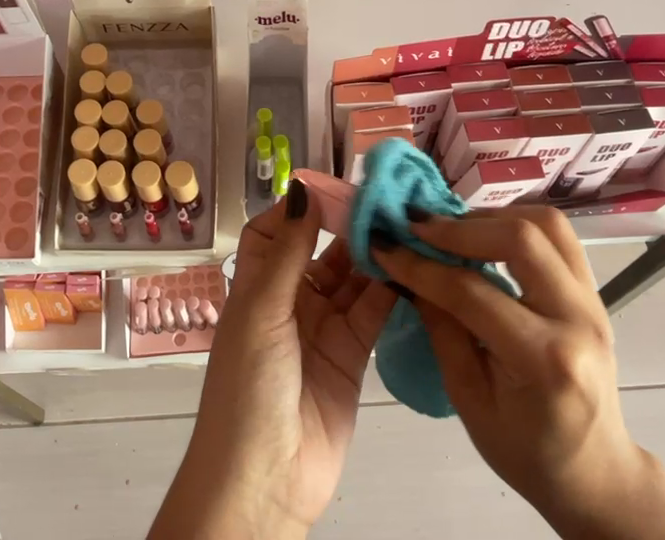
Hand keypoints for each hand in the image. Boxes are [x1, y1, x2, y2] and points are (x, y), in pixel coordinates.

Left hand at [151, 180, 397, 539]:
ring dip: (376, 256)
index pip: (276, 233)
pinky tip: (416, 266)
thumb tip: (301, 188)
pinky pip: (373, 313)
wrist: (265, 478)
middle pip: (321, 252)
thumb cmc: (248, 387)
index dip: (302, 209)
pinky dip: (392, 291)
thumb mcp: (261, 311)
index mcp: (256, 286)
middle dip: (350, 227)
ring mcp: (323, 329)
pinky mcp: (353, 356)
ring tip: (409, 227)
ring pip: (353, 279)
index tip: (337, 186)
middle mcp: (289, 302)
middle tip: (390, 201)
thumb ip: (287, 252)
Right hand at [372, 207, 664, 539]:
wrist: (594, 471)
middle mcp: (578, 320)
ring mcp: (594, 301)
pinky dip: (514, 225)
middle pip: (522, 238)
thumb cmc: (524, 449)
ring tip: (451, 231)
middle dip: (459, 227)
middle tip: (416, 228)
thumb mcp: (468, 399)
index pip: (473, 292)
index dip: (420, 266)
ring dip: (492, 217)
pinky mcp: (593, 292)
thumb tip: (406, 272)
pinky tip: (482, 238)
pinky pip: (557, 237)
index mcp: (545, 360)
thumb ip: (441, 328)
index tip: (384, 247)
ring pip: (546, 224)